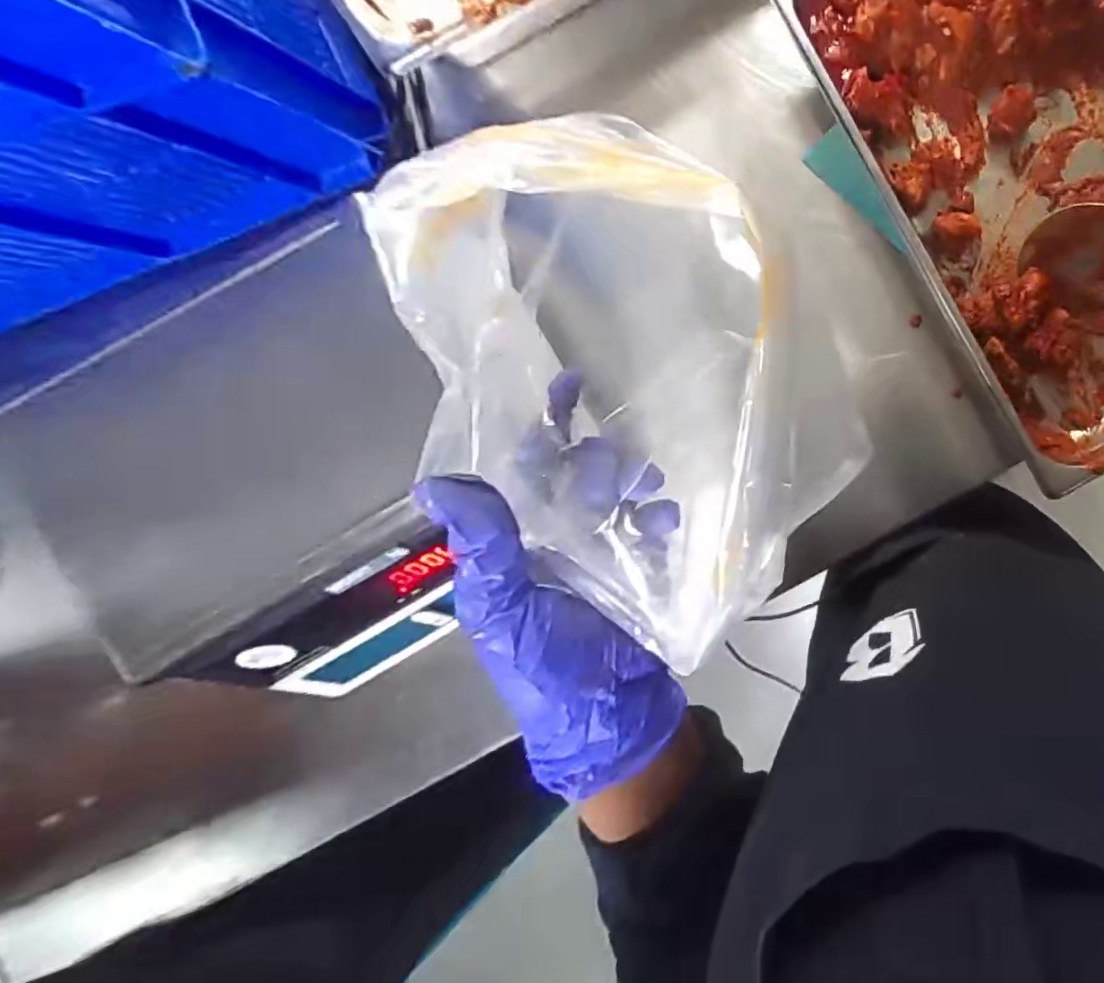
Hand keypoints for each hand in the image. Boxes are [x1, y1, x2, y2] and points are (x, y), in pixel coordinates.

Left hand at [415, 384, 687, 800]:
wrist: (608, 718)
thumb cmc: (547, 668)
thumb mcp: (506, 611)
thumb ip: (484, 549)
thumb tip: (437, 483)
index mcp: (520, 542)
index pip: (530, 469)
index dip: (546, 426)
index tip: (570, 385)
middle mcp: (560, 538)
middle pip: (583, 474)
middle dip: (601, 459)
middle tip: (619, 468)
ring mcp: (605, 552)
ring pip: (623, 493)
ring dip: (636, 481)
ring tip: (649, 487)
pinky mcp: (643, 568)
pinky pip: (655, 527)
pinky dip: (662, 516)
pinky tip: (666, 521)